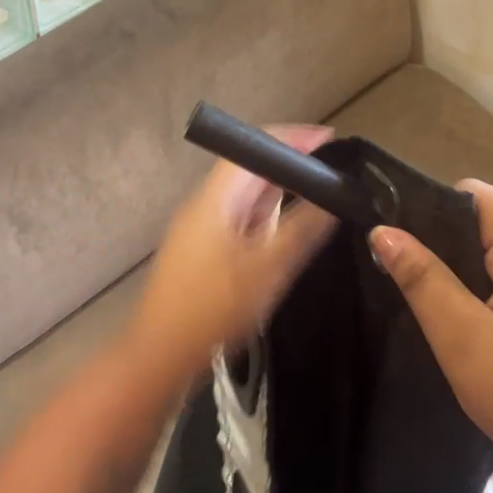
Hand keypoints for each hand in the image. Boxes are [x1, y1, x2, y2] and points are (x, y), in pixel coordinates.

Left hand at [130, 125, 339, 375]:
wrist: (161, 353)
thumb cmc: (213, 310)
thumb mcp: (267, 270)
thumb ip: (300, 231)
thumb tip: (331, 201)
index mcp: (214, 200)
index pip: (253, 149)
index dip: (293, 139)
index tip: (330, 140)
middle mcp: (203, 206)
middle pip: (247, 171)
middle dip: (289, 165)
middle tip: (331, 171)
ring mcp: (197, 229)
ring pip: (242, 198)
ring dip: (277, 192)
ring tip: (317, 196)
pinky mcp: (198, 251)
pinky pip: (236, 220)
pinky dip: (264, 217)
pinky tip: (285, 231)